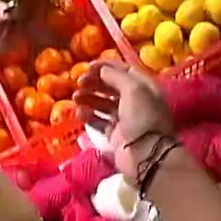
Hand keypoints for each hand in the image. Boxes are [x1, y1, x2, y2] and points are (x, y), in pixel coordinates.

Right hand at [75, 62, 174, 182]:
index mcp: (144, 88)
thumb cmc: (142, 117)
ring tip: (75, 97)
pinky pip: (99, 122)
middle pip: (113, 87)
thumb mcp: (133, 89)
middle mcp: (136, 102)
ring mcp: (125, 120)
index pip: (125, 71)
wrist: (145, 154)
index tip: (89, 66)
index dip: (107, 67)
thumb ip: (116, 76)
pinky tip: (79, 113)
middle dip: (95, 82)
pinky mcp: (116, 135)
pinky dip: (89, 116)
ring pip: (104, 104)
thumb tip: (102, 70)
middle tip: (79, 82)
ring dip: (89, 98)